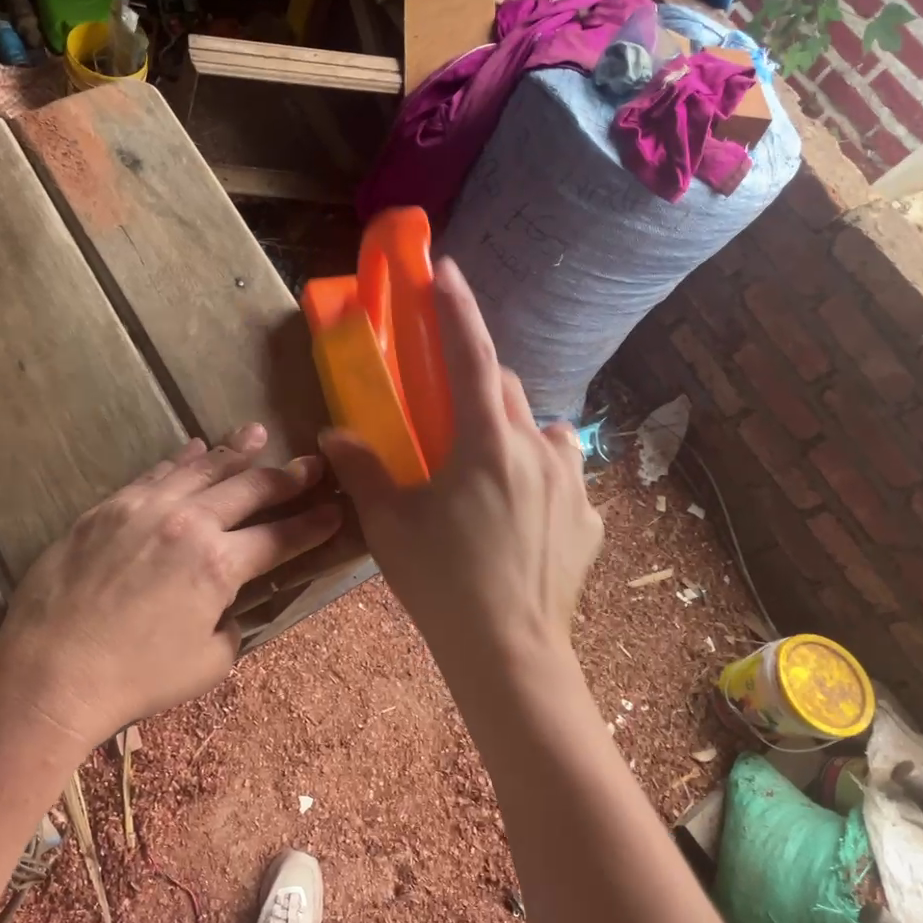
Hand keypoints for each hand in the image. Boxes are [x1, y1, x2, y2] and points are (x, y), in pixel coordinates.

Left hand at [0, 425, 341, 749]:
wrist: (51, 671)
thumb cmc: (135, 678)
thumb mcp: (208, 663)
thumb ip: (229, 624)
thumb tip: (224, 604)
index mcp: (219, 565)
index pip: (280, 536)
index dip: (313, 523)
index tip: (337, 508)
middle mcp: (186, 523)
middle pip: (247, 490)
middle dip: (286, 477)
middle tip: (311, 464)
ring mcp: (141, 508)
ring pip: (198, 470)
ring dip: (233, 453)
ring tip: (256, 435)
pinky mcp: (105, 508)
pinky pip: (153, 474)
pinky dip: (179, 461)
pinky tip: (194, 449)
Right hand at [322, 258, 602, 672]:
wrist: (509, 651)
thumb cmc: (441, 583)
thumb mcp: (389, 526)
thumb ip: (362, 471)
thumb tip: (333, 436)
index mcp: (485, 443)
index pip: (472, 357)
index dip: (457, 309)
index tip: (446, 271)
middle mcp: (537, 449)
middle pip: (507, 390)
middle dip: (476, 384)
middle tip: (446, 412)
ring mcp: (571, 483)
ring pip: (540, 430)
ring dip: (511, 431)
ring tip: (485, 467)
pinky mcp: (589, 518)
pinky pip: (561, 475)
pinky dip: (536, 475)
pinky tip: (516, 515)